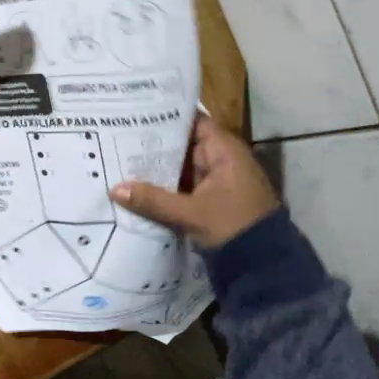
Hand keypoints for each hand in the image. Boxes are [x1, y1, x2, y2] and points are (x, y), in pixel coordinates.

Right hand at [109, 115, 278, 248]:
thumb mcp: (190, 213)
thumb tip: (114, 189)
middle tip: (115, 139)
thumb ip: (153, 200)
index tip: (134, 114)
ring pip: (179, 167)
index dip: (164, 117)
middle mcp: (220, 159)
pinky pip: (182, 186)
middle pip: (181, 144)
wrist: (264, 263)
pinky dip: (164, 187)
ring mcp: (215, 180)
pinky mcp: (209, 200)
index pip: (191, 122)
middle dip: (152, 145)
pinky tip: (135, 187)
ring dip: (155, 168)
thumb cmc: (233, 226)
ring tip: (117, 160)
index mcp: (224, 150)